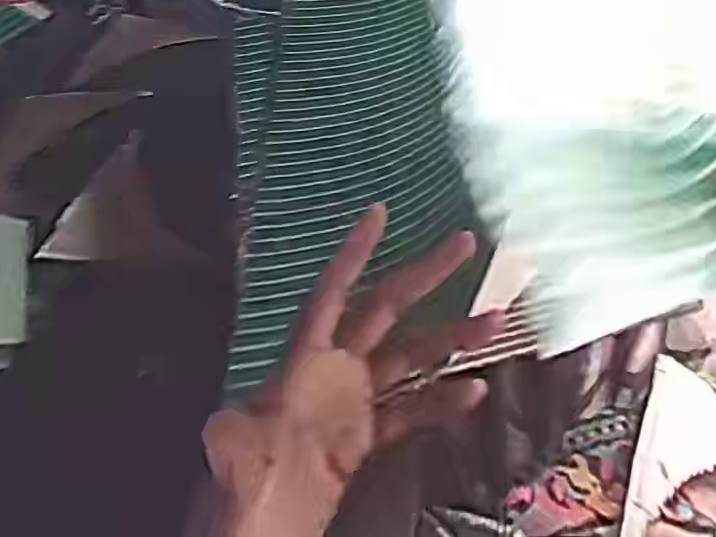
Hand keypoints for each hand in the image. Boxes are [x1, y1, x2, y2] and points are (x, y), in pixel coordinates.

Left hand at [200, 204, 502, 536]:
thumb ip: (235, 448)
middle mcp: (334, 369)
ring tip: (493, 323)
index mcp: (303, 363)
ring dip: (451, 338)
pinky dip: (443, 400)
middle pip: (386, 308)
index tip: (380, 212)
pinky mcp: (367, 435)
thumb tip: (221, 426)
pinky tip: (474, 393)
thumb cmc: (239, 504)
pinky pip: (412, 408)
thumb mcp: (235, 471)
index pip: (333, 293)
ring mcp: (353, 400)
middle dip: (426, 274)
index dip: (355, 252)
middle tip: (465, 243)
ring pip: (411, 355)